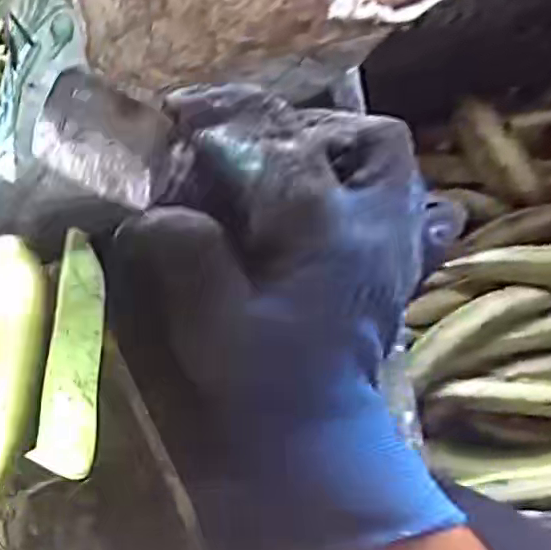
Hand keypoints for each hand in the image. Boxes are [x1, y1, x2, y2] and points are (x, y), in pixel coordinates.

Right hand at [108, 85, 463, 549]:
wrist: (311, 436)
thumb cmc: (258, 385)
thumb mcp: (211, 328)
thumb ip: (187, 260)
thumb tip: (153, 212)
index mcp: (327, 233)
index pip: (277, 150)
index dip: (221, 123)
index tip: (174, 113)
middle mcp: (377, 221)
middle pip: (346, 136)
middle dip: (277, 123)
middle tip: (218, 135)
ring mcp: (395, 238)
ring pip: (381, 155)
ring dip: (319, 142)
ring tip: (263, 156)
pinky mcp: (394, 258)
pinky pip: (397, 193)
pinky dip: (355, 177)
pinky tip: (317, 189)